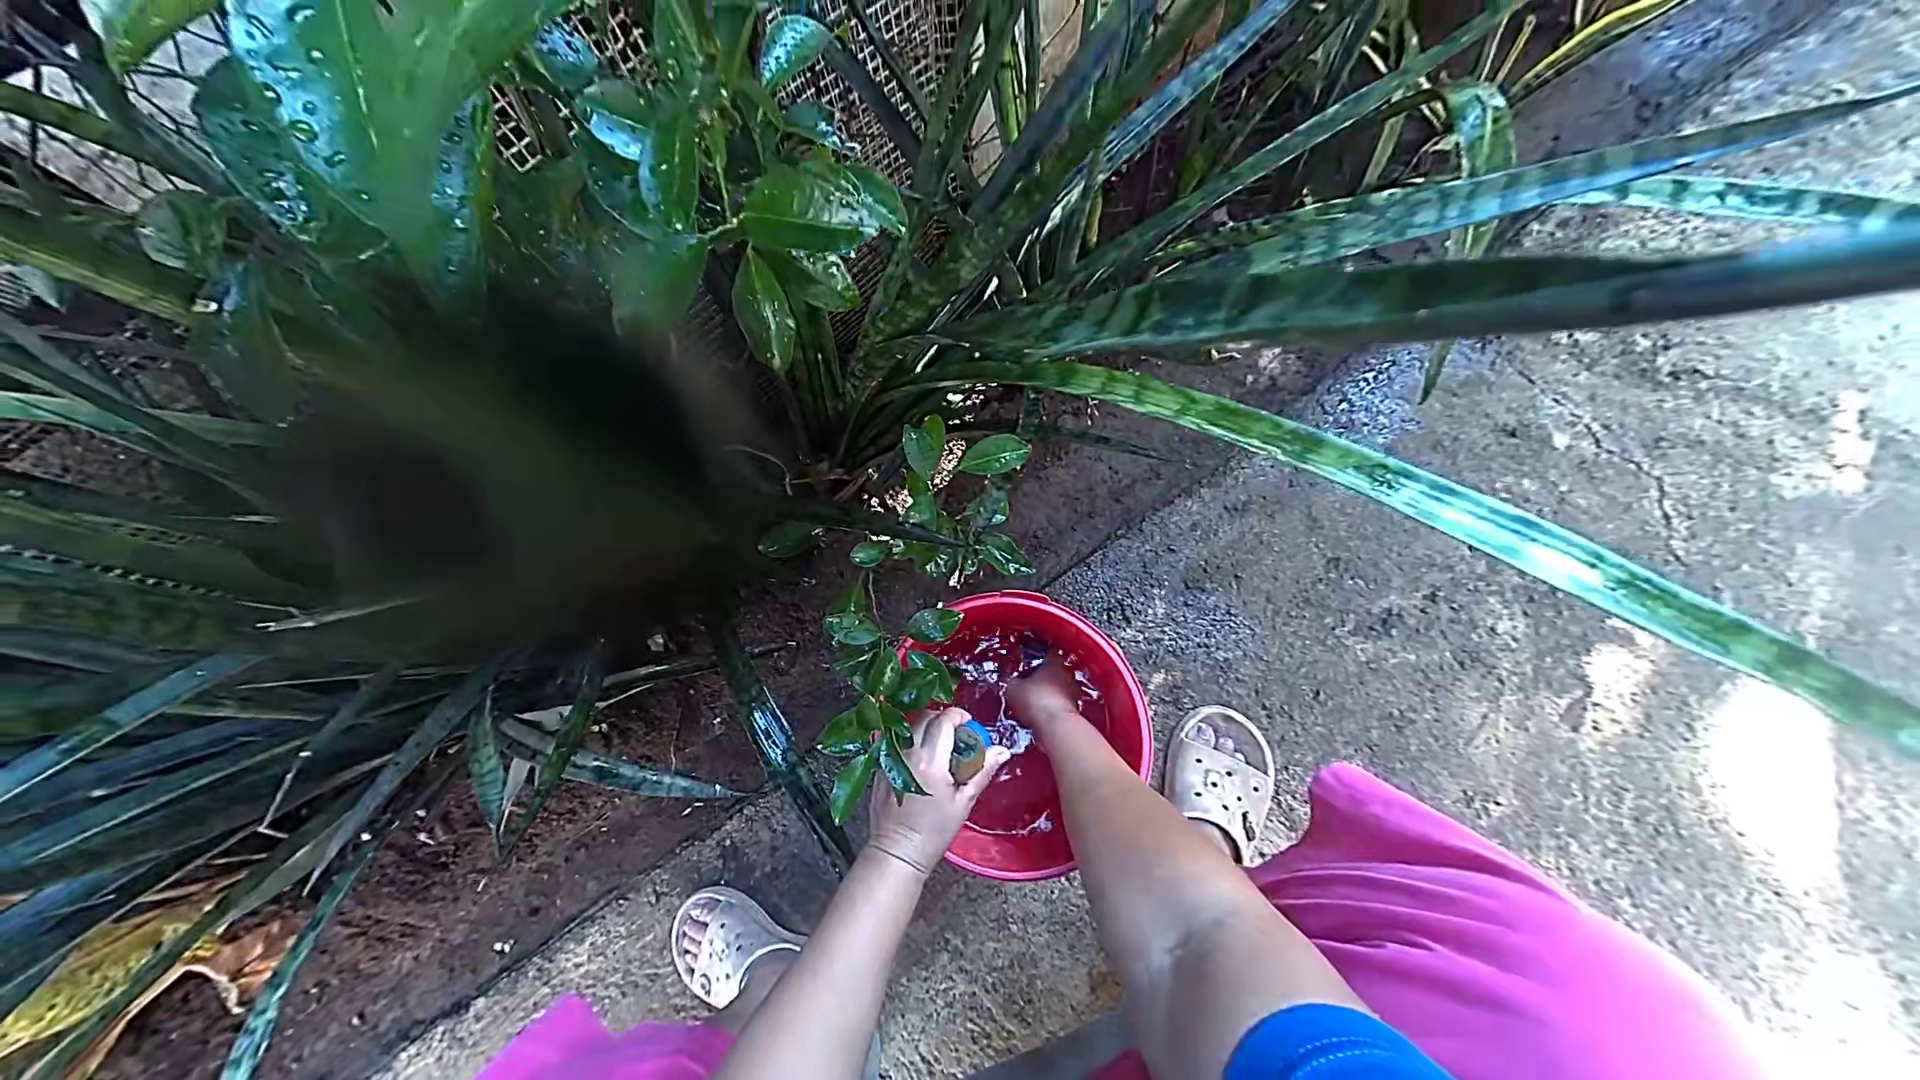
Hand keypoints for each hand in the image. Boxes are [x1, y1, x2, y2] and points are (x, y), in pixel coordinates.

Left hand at [867, 707, 1010, 875]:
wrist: (897, 853)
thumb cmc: (932, 833)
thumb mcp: (963, 802)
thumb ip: (982, 771)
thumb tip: (1001, 751)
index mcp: (930, 762)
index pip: (943, 721)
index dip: (958, 715)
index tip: (967, 722)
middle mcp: (907, 755)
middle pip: (924, 717)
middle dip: (942, 718)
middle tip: (955, 732)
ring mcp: (891, 759)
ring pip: (908, 727)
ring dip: (924, 726)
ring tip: (937, 742)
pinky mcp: (880, 767)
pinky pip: (895, 741)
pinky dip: (909, 739)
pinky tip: (919, 755)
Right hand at [1006, 658, 1079, 730]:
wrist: (1055, 726)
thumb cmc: (1037, 701)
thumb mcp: (1013, 688)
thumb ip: (1012, 681)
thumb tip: (1010, 683)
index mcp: (1054, 662)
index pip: (1048, 654)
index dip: (1037, 658)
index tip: (1029, 662)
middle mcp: (1067, 675)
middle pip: (1054, 672)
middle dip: (1042, 678)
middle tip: (1028, 684)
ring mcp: (1073, 694)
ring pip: (1059, 690)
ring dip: (1048, 695)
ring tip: (1032, 703)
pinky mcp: (1073, 712)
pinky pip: (1060, 707)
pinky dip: (1051, 710)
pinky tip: (1040, 717)